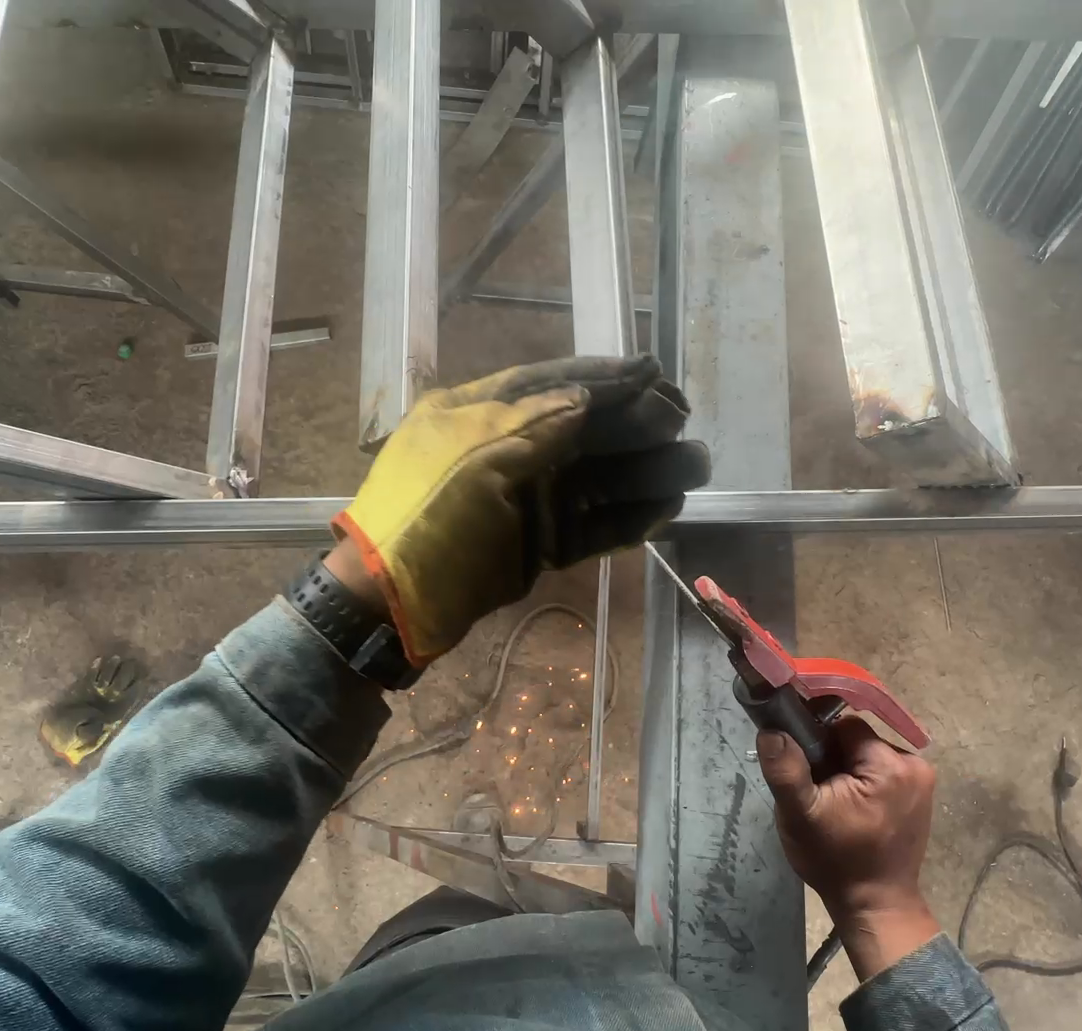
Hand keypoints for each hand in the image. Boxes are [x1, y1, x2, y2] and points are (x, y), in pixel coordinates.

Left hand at [334, 356, 710, 664]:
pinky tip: (665, 510)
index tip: (652, 373)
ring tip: (694, 467)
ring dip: (643, 472)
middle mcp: (506, 449)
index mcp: (478, 413)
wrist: (387, 606)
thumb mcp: (476, 458)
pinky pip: (588, 527)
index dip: (603, 376)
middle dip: (635, 424)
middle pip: (582, 429)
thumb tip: (592, 395)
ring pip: (593, 480)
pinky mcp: (535, 545)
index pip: (550, 382)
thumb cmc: (425, 520)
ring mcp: (522, 500)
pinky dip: (625, 521)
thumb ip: (537, 423)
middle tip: (682, 421)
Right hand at [757, 717, 941, 980]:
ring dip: (845, 770)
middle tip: (818, 794)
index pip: (843, 726)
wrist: (875, 906)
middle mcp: (915, 765)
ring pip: (865, 754)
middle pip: (855, 739)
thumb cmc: (836, 860)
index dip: (817, 745)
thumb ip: (785, 769)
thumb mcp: (800, 815)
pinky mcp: (919, 796)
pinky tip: (852, 810)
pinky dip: (861, 782)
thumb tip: (771, 729)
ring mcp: (921, 781)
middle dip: (832, 759)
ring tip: (834, 805)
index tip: (808, 774)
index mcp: (890, 764)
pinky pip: (879, 770)